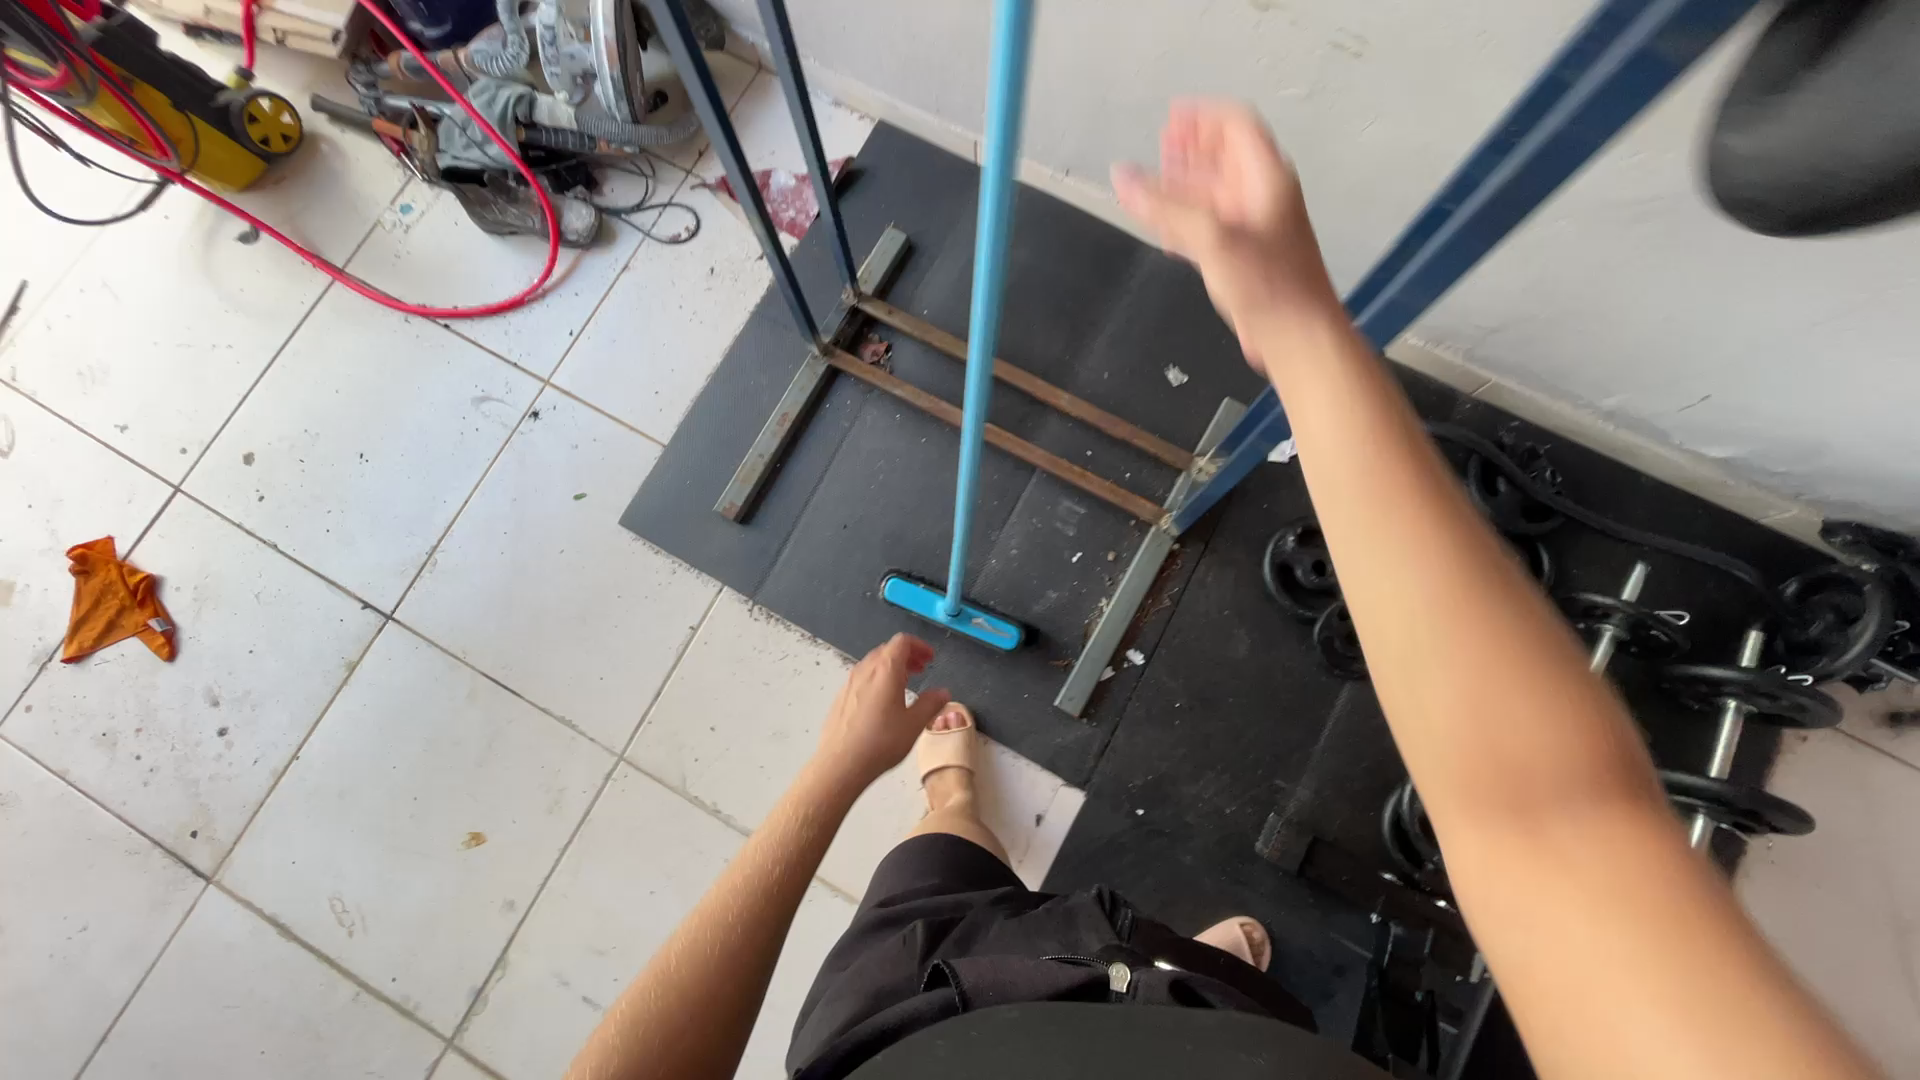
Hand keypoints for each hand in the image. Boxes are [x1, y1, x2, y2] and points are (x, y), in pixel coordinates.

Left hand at [812, 634, 952, 789]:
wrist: (840, 764)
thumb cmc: (880, 742)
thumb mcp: (914, 724)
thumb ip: (931, 704)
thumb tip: (943, 692)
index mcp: (885, 670)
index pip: (902, 642)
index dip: (919, 646)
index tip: (930, 658)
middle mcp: (865, 670)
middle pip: (887, 649)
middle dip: (907, 655)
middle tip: (921, 669)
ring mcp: (849, 683)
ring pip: (873, 663)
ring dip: (891, 667)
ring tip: (905, 684)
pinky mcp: (840, 698)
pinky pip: (862, 678)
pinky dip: (877, 678)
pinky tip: (882, 702)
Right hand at [1111, 99, 1345, 373]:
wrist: (1295, 334)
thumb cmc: (1270, 287)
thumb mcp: (1211, 237)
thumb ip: (1165, 206)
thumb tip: (1124, 177)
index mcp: (1265, 179)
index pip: (1236, 127)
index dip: (1203, 117)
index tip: (1172, 116)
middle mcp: (1262, 197)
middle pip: (1225, 157)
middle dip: (1192, 148)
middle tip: (1163, 143)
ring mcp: (1253, 228)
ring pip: (1215, 193)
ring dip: (1186, 185)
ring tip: (1156, 180)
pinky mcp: (1243, 258)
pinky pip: (1211, 226)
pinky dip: (1187, 220)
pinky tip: (1167, 228)